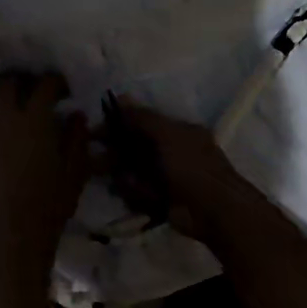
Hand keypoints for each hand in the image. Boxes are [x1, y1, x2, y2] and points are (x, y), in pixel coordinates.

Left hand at [0, 71, 88, 260]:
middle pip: (5, 83)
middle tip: (32, 90)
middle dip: (20, 80)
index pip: (44, 85)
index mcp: (35, 119)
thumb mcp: (78, 167)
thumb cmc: (54, 197)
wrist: (21, 225)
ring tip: (3, 103)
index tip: (65, 90)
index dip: (56, 82)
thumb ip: (77, 136)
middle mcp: (5, 119)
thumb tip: (77, 115)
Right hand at [105, 98, 263, 242]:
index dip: (117, 127)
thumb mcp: (167, 135)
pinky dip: (138, 197)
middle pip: (133, 151)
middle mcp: (172, 153)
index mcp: (178, 133)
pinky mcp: (161, 201)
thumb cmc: (192, 167)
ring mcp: (166, 179)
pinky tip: (146, 198)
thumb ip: (143, 118)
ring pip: (133, 175)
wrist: (213, 210)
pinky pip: (139, 195)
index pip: (141, 124)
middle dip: (116, 157)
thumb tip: (120, 97)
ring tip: (136, 185)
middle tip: (98, 164)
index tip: (94, 133)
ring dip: (129, 180)